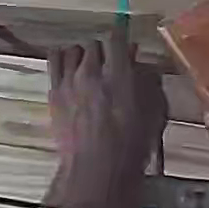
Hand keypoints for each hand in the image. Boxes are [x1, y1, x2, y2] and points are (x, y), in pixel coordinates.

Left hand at [45, 32, 165, 207]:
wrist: (95, 171)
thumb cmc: (131, 147)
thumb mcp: (153, 114)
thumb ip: (149, 84)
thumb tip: (143, 65)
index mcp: (119, 74)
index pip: (117, 38)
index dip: (122, 36)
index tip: (125, 41)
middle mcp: (91, 71)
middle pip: (95, 45)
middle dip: (105, 52)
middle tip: (111, 66)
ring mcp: (69, 80)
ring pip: (73, 50)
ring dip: (83, 55)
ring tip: (89, 69)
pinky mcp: (54, 91)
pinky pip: (54, 60)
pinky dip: (63, 60)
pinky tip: (69, 69)